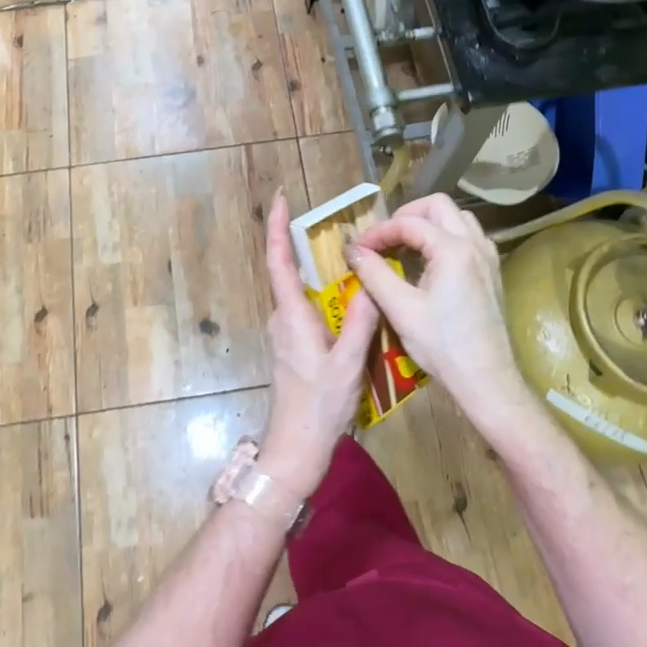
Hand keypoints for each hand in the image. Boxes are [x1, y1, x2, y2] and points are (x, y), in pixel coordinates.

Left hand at [258, 192, 382, 495]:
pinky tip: (351, 302)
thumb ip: (360, 320)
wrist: (296, 448)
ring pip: (301, 292)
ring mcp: (286, 333)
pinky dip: (325, 297)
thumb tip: (369, 281)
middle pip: (290, 271)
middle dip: (305, 245)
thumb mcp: (348, 362)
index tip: (280, 198)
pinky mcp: (293, 347)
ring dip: (319, 274)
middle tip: (336, 225)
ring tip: (353, 261)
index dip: (277, 228)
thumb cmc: (319, 405)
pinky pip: (307, 310)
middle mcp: (283, 318)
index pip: (278, 261)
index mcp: (292, 315)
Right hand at [344, 195, 528, 422]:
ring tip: (405, 247)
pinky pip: (469, 238)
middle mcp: (475, 245)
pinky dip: (446, 238)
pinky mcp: (492, 274)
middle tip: (385, 238)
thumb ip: (374, 274)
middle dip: (407, 215)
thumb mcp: (401, 310)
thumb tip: (352, 251)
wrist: (487, 380)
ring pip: (458, 219)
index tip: (357, 249)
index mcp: (453, 250)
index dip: (378, 232)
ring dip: (429, 224)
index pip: (409, 223)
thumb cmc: (443, 346)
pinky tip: (430, 264)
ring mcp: (488, 258)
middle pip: (439, 206)